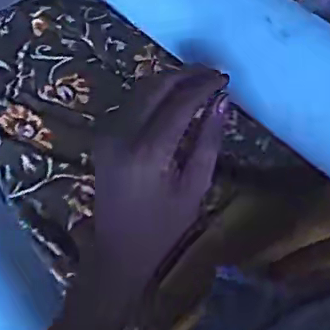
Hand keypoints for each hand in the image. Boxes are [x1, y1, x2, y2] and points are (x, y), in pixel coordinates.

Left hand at [88, 65, 228, 293]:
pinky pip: (132, 102)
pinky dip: (155, 92)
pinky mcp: (104, 137)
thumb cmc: (164, 228)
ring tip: (199, 81)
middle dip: (186, 75)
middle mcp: (122, 135)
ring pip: (141, 89)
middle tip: (213, 73)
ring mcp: (108, 134)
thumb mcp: (195, 187)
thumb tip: (222, 100)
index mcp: (148, 151)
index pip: (180, 102)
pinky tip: (176, 96)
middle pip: (156, 86)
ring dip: (170, 80)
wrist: (118, 255)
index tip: (225, 79)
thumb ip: (208, 140)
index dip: (204, 85)